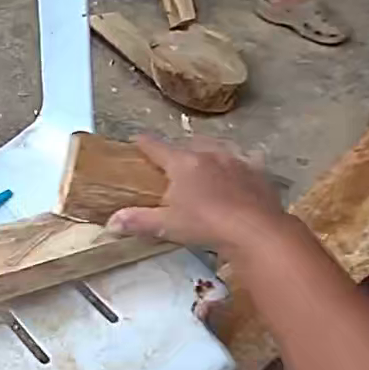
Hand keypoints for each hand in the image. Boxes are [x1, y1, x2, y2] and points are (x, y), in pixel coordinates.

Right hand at [106, 134, 291, 259]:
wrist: (254, 229)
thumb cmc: (206, 225)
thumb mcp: (168, 226)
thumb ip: (139, 221)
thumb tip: (111, 222)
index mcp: (183, 163)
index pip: (156, 147)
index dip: (144, 143)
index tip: (137, 140)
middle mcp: (209, 154)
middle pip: (189, 144)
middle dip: (179, 150)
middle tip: (173, 162)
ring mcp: (236, 159)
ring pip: (218, 146)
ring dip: (209, 151)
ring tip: (204, 161)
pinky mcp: (258, 171)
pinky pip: (247, 159)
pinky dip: (240, 162)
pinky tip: (241, 168)